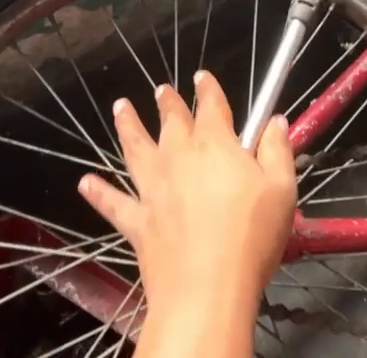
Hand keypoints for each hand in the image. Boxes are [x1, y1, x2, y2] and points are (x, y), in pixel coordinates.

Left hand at [78, 71, 296, 356]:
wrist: (206, 290)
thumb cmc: (250, 236)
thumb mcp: (281, 189)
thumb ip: (277, 151)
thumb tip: (276, 122)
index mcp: (216, 144)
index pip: (211, 106)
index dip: (208, 88)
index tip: (201, 76)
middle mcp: (179, 157)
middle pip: (171, 121)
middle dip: (167, 102)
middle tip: (161, 89)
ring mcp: (153, 188)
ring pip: (136, 150)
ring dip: (127, 126)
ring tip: (121, 108)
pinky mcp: (137, 221)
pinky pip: (113, 203)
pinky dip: (99, 192)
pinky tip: (85, 183)